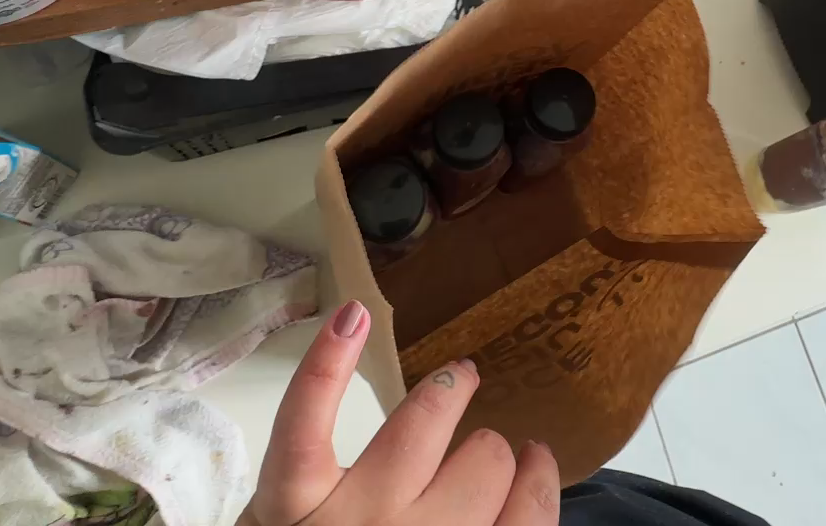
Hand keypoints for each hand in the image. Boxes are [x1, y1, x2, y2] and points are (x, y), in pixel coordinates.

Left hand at [249, 299, 559, 525]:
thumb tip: (528, 472)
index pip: (527, 519)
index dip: (536, 483)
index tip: (533, 460)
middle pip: (484, 463)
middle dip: (483, 452)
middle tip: (468, 458)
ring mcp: (347, 519)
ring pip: (425, 421)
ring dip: (450, 391)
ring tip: (457, 382)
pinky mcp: (289, 495)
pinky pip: (308, 421)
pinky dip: (327, 365)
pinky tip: (353, 318)